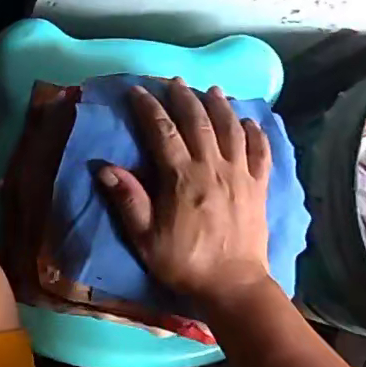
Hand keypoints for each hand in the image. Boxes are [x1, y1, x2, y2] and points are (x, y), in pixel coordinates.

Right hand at [95, 78, 274, 300]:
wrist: (232, 285)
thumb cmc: (183, 262)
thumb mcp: (145, 237)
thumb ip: (127, 200)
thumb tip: (105, 168)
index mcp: (181, 177)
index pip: (162, 132)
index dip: (148, 108)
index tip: (138, 91)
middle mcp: (212, 167)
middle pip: (198, 122)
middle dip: (184, 98)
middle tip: (174, 81)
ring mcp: (240, 175)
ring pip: (230, 129)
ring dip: (220, 106)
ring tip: (211, 89)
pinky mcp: (258, 187)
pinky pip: (260, 152)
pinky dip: (255, 133)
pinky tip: (249, 121)